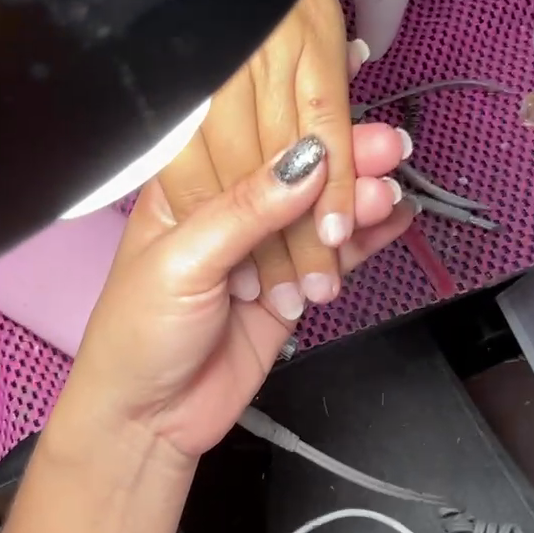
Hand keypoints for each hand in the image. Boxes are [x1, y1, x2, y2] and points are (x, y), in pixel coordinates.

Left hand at [157, 0, 397, 326]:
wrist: (150, 420)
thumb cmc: (138, 333)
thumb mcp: (185, 262)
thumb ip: (247, 211)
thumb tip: (306, 160)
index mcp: (188, 187)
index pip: (250, 141)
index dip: (298, 126)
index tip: (344, 112)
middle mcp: (230, 210)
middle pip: (294, 173)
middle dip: (342, 159)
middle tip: (388, 148)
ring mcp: (264, 247)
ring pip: (319, 211)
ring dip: (359, 198)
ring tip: (392, 191)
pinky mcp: (292, 284)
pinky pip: (334, 254)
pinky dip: (366, 239)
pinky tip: (396, 219)